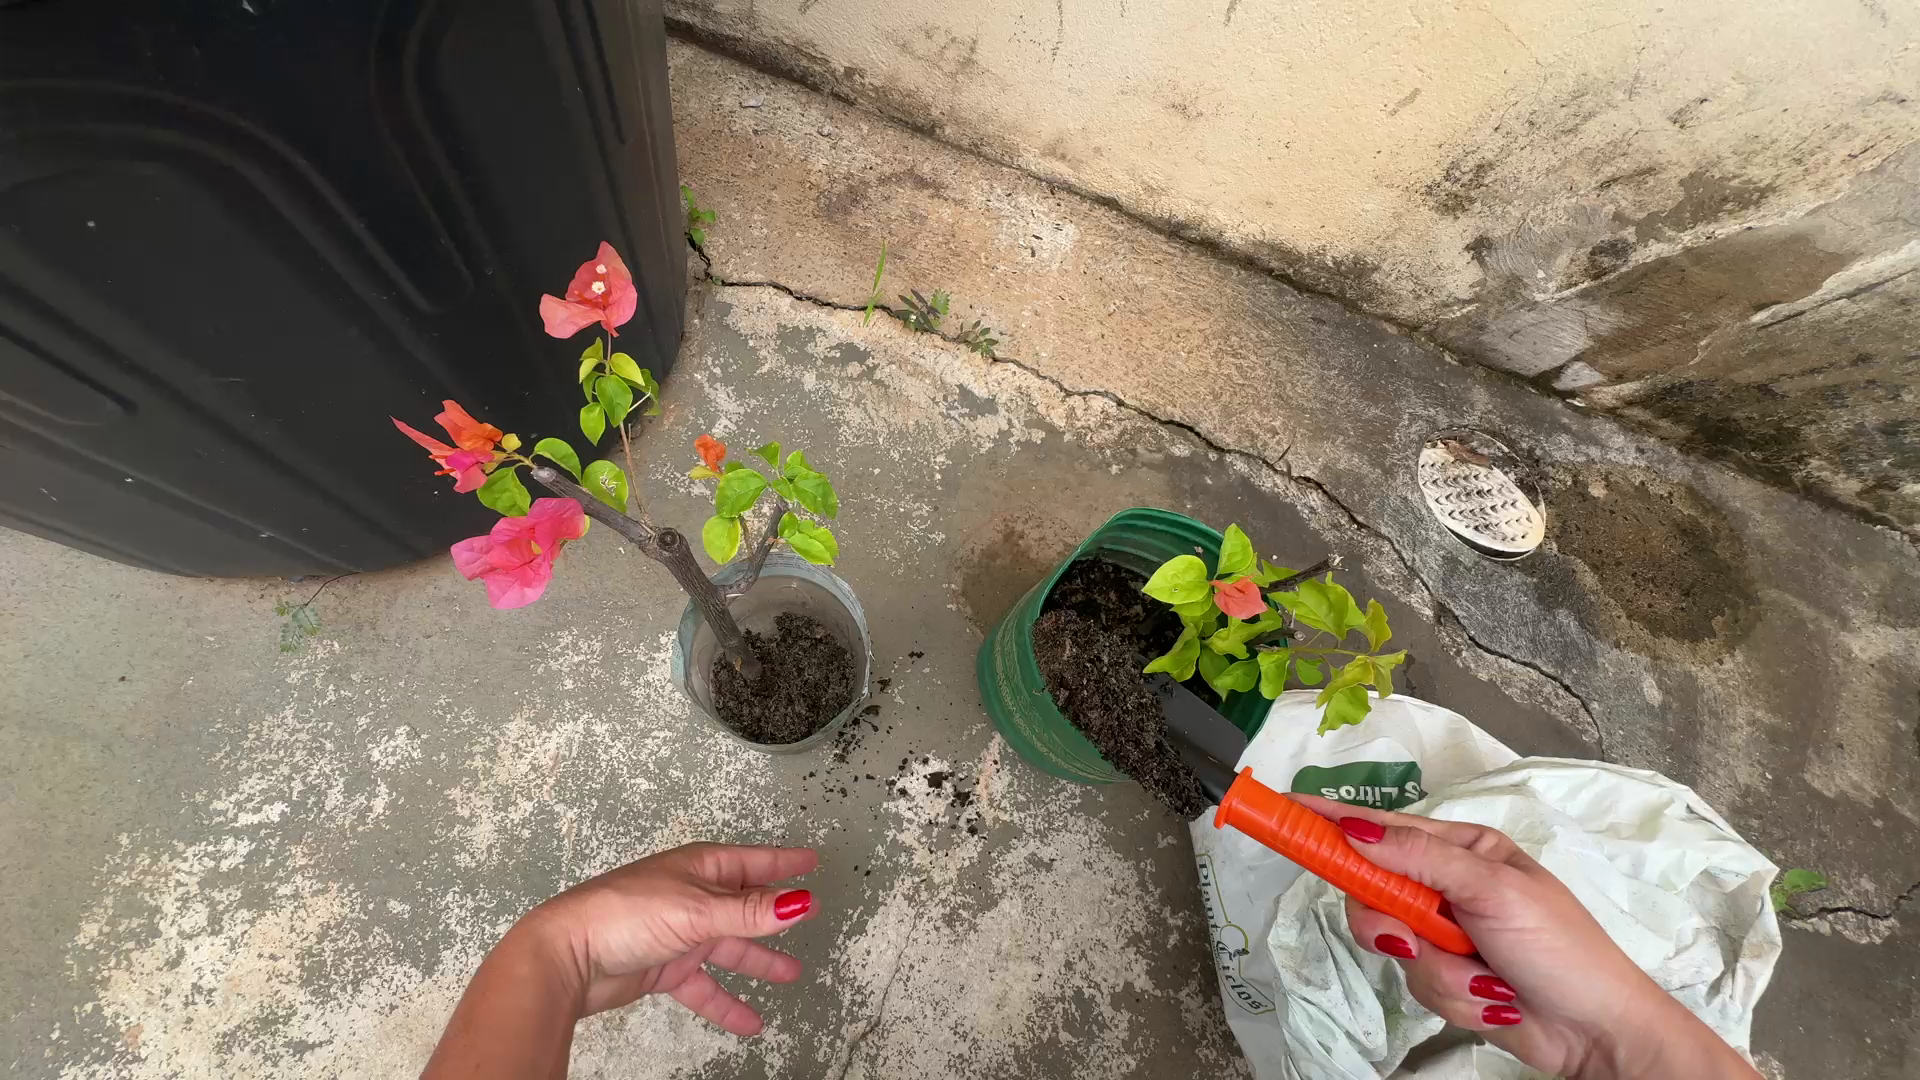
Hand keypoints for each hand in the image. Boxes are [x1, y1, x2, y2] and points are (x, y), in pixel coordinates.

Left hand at [520, 842, 818, 1033]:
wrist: (565, 956)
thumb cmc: (629, 913)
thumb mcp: (699, 910)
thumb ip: (751, 912)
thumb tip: (801, 901)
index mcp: (704, 866)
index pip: (756, 861)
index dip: (785, 863)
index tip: (812, 861)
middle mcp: (695, 894)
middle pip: (746, 906)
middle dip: (778, 914)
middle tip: (811, 916)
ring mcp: (680, 931)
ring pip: (729, 946)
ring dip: (759, 960)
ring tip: (791, 974)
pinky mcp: (664, 967)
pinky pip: (704, 985)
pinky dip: (726, 1001)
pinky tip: (749, 1020)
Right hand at [1290, 795, 1757, 1079]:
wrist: (1606, 1039)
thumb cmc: (1562, 948)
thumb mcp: (1492, 890)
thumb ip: (1418, 857)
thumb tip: (1352, 830)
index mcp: (1456, 849)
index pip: (1378, 826)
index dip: (1329, 817)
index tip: (1286, 807)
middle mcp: (1439, 885)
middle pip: (1368, 886)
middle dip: (1386, 918)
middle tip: (1405, 935)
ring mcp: (1438, 931)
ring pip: (1386, 937)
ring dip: (1431, 967)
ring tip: (1477, 979)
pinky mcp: (1441, 975)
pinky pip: (1412, 978)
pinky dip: (1448, 994)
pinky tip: (1488, 999)